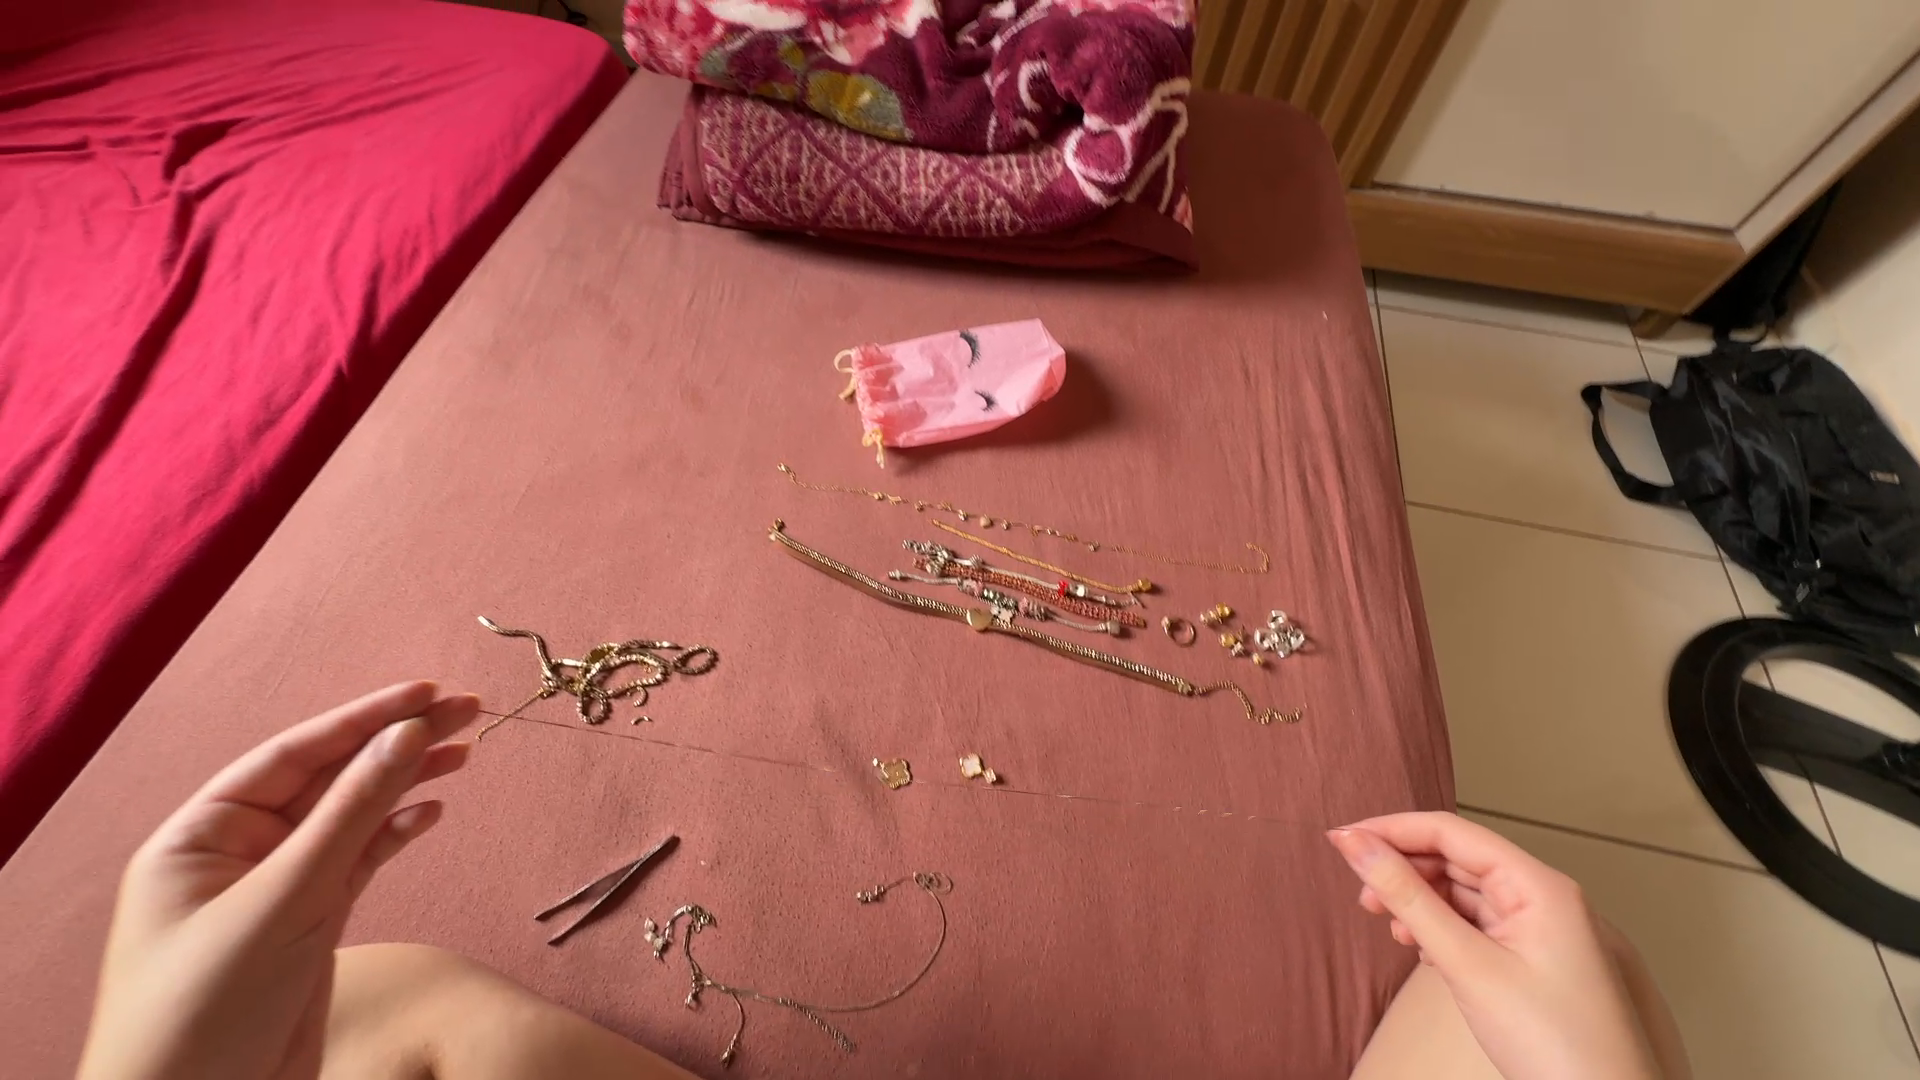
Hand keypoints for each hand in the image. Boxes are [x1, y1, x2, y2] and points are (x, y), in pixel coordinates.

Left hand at [78, 681, 478, 1079]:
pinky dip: (400, 831)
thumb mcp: (286, 896)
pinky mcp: (316, 912)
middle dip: (401, 741)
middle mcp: (243, 849)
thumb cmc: (210, 1005)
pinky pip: (365, 853)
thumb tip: (409, 732)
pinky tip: (432, 811)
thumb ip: (352, 811)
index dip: (366, 717)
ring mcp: (283, 880)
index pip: (296, 754)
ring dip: (410, 780)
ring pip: (358, 812)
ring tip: (467, 751)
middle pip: (335, 776)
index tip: (429, 692)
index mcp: (203, 835)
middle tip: (470, 709)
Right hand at [1327, 812, 1661, 1079]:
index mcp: (1537, 885)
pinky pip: (1472, 922)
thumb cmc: (1552, 1044)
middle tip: (1361, 895)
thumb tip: (1352, 842)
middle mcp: (1541, 896)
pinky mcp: (1531, 957)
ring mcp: (1538, 928)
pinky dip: (1437, 927)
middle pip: (1453, 857)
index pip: (1448, 831)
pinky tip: (1421, 948)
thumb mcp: (1466, 963)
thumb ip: (1406, 895)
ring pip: (1459, 891)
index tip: (1340, 841)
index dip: (1391, 830)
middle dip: (1401, 870)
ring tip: (1390, 928)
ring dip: (1416, 901)